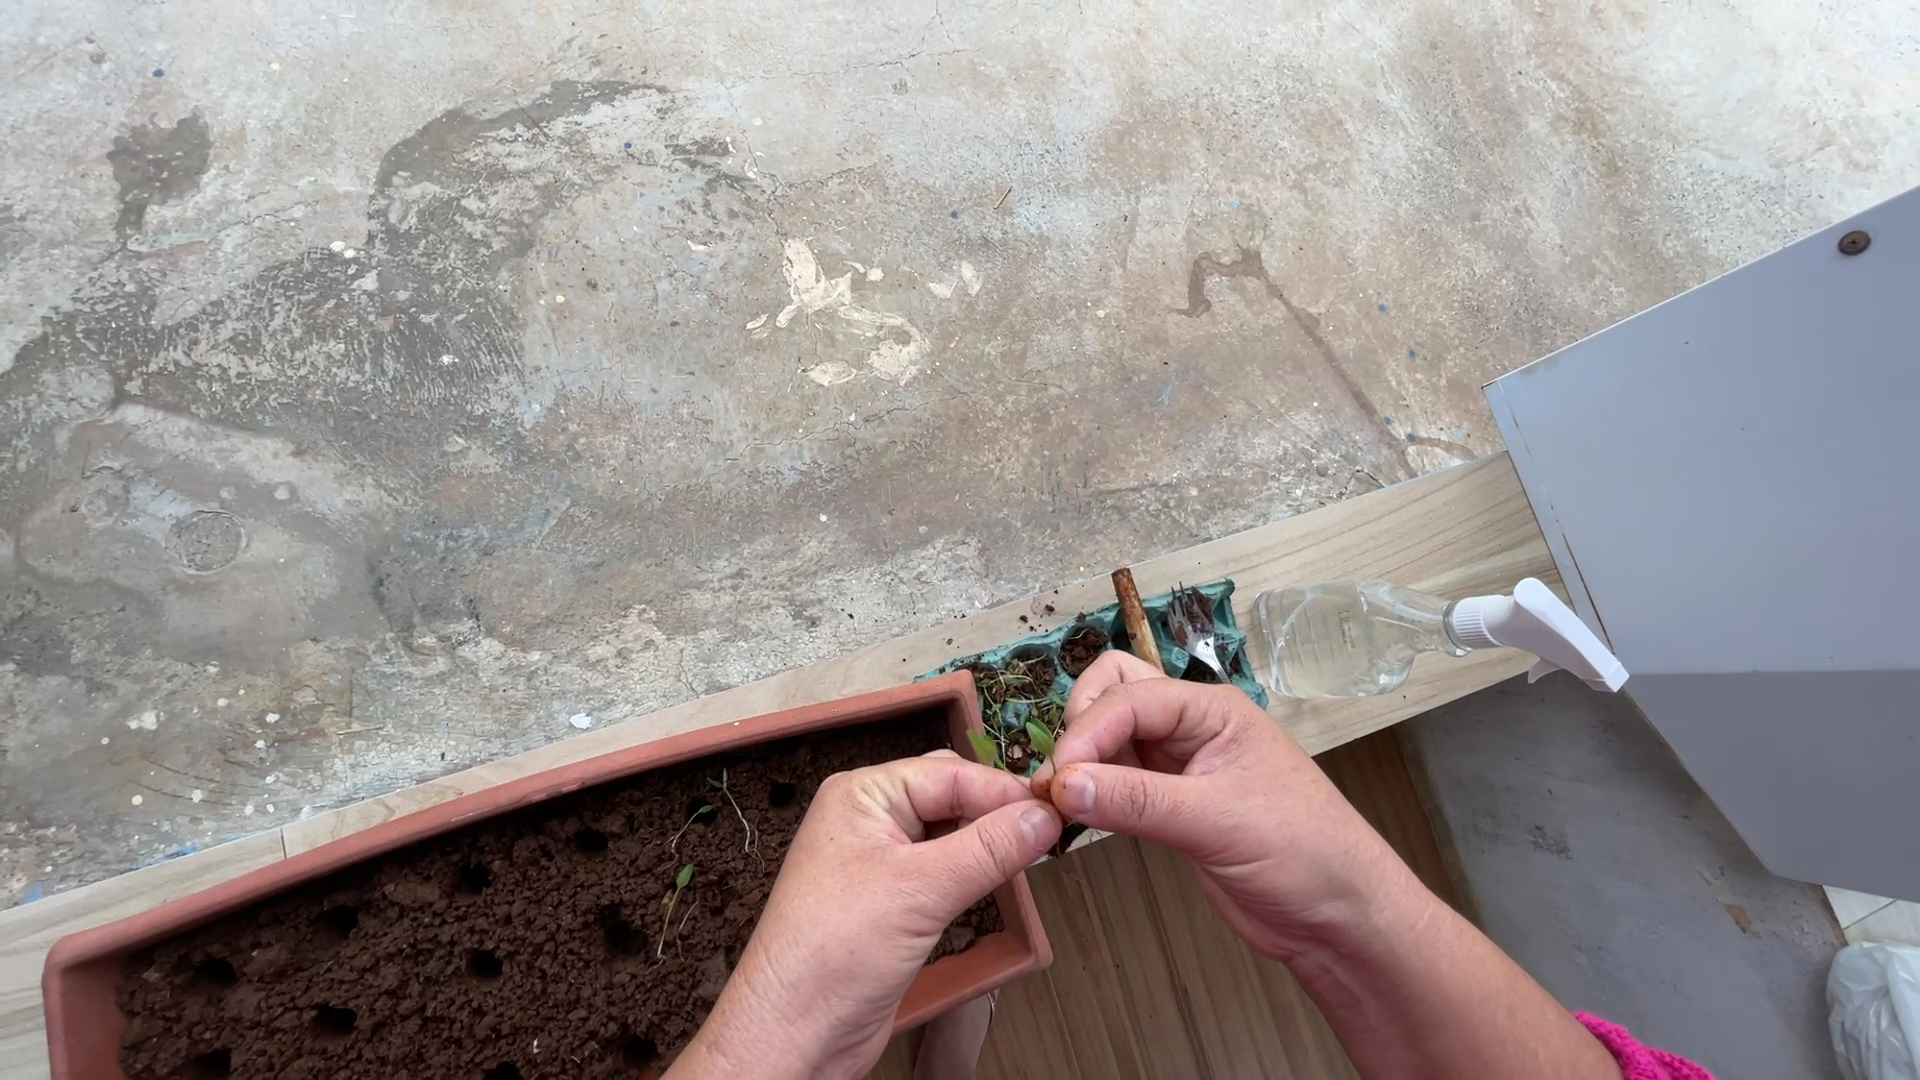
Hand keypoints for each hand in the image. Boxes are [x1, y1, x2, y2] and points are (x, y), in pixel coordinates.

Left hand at [668, 752, 1060, 1079]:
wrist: (791, 1039)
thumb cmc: (836, 951)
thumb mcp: (921, 889)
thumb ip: (987, 848)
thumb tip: (1045, 815)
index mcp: (864, 793)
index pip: (949, 773)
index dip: (1002, 790)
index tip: (1055, 808)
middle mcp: (870, 815)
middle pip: (949, 795)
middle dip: (995, 810)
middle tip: (1048, 828)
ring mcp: (879, 857)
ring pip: (949, 831)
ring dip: (988, 840)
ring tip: (1034, 849)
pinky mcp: (890, 898)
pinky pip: (942, 867)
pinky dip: (974, 868)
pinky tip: (1000, 875)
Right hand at [1032, 650, 1412, 960]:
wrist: (1344, 923)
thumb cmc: (1306, 855)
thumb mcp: (1219, 822)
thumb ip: (1138, 800)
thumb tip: (1063, 784)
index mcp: (1210, 709)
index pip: (1130, 697)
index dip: (1088, 730)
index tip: (1060, 777)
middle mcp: (1189, 725)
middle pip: (1114, 690)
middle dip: (1082, 722)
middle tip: (1063, 774)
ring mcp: (1177, 762)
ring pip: (1110, 733)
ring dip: (1082, 756)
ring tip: (1061, 797)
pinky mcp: (1167, 800)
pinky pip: (1116, 778)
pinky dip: (1091, 788)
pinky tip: (1078, 812)